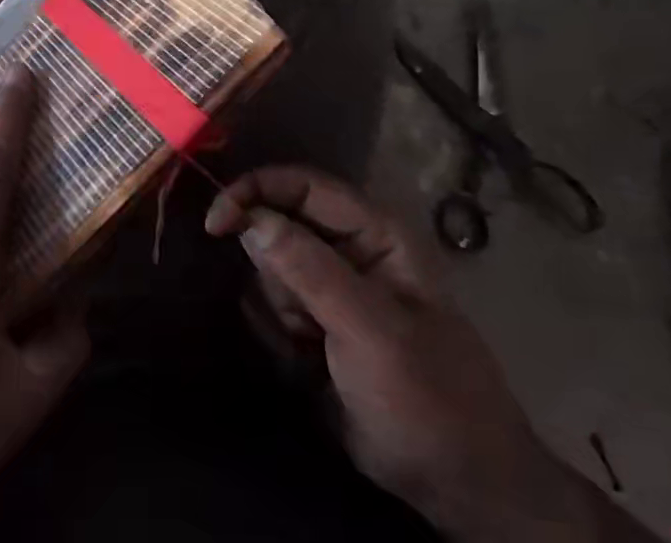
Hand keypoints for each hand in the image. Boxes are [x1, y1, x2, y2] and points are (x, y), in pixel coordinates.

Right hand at [206, 166, 657, 542]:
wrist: (455, 484)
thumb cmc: (430, 400)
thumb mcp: (373, 333)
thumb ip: (312, 271)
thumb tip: (251, 220)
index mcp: (377, 235)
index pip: (302, 185)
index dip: (254, 192)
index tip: (215, 223)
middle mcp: (350, 249)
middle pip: (276, 222)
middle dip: (269, 266)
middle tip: (296, 316)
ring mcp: (329, 285)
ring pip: (265, 264)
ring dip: (274, 303)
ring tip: (310, 343)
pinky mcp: (311, 317)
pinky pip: (265, 299)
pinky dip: (272, 324)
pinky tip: (303, 355)